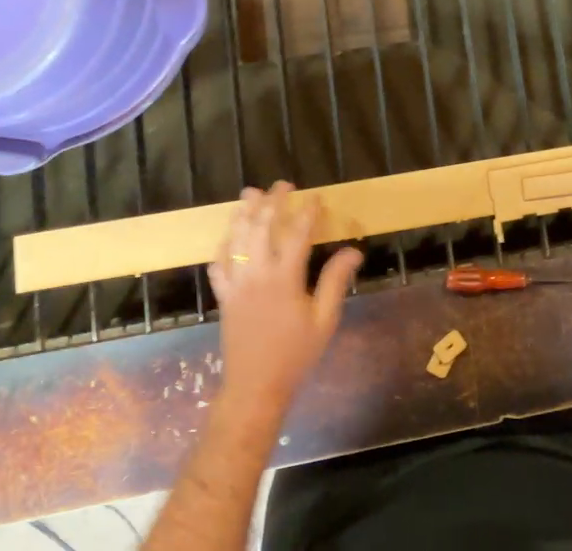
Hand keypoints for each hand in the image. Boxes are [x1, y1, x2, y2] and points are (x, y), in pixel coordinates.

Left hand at [208, 182, 362, 404]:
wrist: (255, 386)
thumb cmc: (296, 354)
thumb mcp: (325, 320)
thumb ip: (335, 281)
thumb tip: (353, 251)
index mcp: (284, 278)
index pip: (297, 234)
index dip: (307, 213)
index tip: (316, 198)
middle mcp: (256, 274)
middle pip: (261, 228)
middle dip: (272, 202)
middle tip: (283, 185)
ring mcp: (235, 284)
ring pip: (236, 239)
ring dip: (243, 214)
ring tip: (250, 194)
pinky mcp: (224, 296)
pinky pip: (218, 264)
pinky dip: (223, 245)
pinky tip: (229, 236)